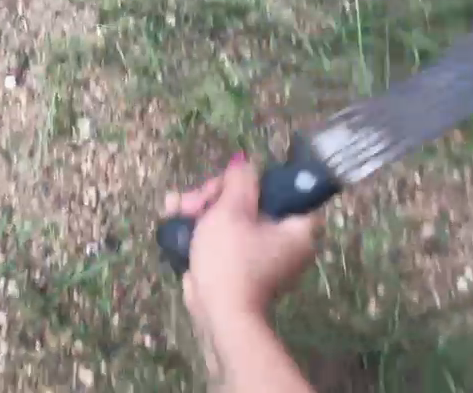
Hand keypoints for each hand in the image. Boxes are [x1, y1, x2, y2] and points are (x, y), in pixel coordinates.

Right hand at [163, 154, 319, 331]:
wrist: (219, 309)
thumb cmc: (231, 257)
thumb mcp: (231, 210)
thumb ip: (239, 181)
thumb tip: (247, 163)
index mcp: (297, 232)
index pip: (288, 194)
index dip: (260, 182)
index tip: (233, 181)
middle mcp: (285, 244)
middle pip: (251, 202)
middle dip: (216, 195)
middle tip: (196, 200)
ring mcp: (261, 256)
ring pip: (231, 217)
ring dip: (201, 207)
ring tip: (175, 208)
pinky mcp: (239, 264)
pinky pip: (224, 235)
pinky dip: (202, 226)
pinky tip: (175, 217)